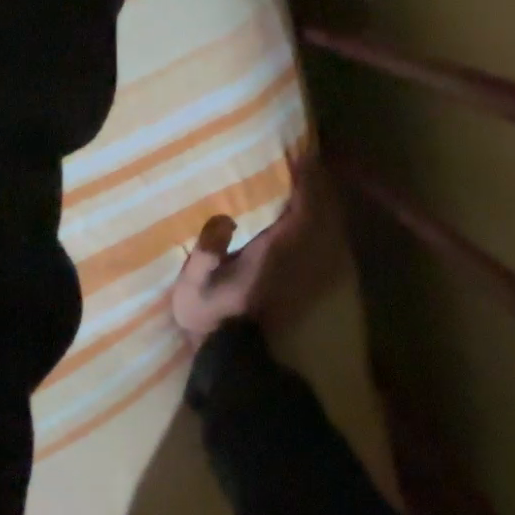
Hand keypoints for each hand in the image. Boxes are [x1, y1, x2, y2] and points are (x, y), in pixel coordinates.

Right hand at [170, 156, 336, 349]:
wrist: (228, 355)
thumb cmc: (208, 314)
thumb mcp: (194, 284)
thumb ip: (206, 254)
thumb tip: (222, 220)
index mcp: (271, 253)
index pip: (300, 212)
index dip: (305, 184)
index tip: (302, 158)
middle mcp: (292, 257)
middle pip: (318, 215)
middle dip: (317, 187)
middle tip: (308, 161)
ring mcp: (298, 270)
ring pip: (320, 229)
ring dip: (319, 203)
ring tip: (308, 180)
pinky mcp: (297, 279)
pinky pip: (315, 241)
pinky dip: (315, 222)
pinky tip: (303, 213)